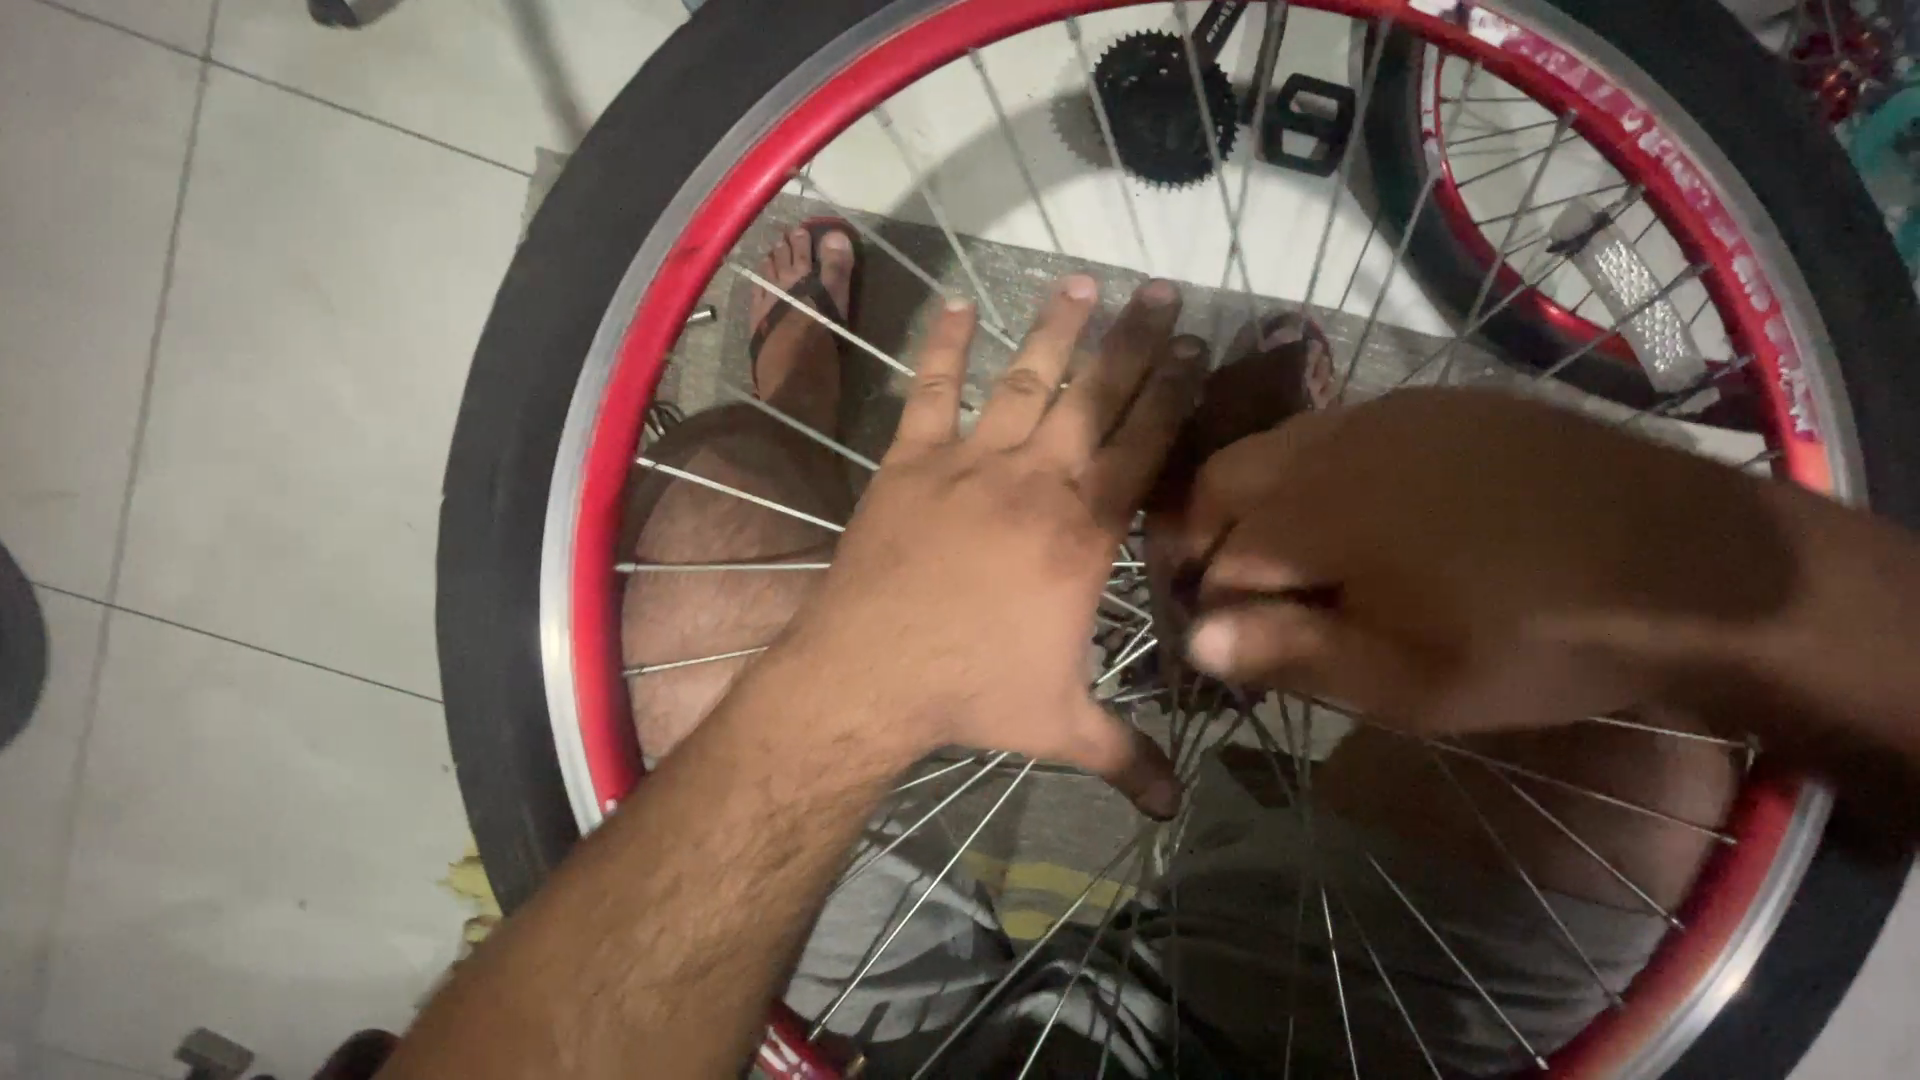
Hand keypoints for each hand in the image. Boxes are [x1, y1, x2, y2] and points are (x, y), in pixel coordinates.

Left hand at [781, 277, 1205, 817]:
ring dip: (1055, 330)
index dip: (1172, 395)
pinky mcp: (909, 463)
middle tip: (1158, 291)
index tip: (1194, 349)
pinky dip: (943, 347)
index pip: (1142, 448)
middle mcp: (1035, 481)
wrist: (872, 673)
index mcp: (1082, 533)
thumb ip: (1126, 755)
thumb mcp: (1062, 728)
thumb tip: (1175, 808)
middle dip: (1132, 341)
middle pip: (1095, 397)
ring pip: (1024, 380)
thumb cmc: (972, 693)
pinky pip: (931, 392)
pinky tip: (955, 305)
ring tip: (1082, 283)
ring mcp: (969, 463)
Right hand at [1151, 387, 1799, 733]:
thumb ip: (1292, 654)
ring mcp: (1385, 413)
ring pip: (1274, 449)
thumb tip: (1192, 641)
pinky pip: (1336, 430)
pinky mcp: (1434, 404)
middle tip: (1232, 590)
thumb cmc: (1537, 642)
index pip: (1217, 557)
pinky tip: (1360, 514)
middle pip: (1220, 480)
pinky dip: (1312, 472)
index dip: (1208, 605)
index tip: (1228, 644)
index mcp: (1317, 515)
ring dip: (1255, 500)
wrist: (1698, 564)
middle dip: (1204, 534)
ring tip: (1292, 556)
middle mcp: (1332, 446)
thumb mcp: (1409, 682)